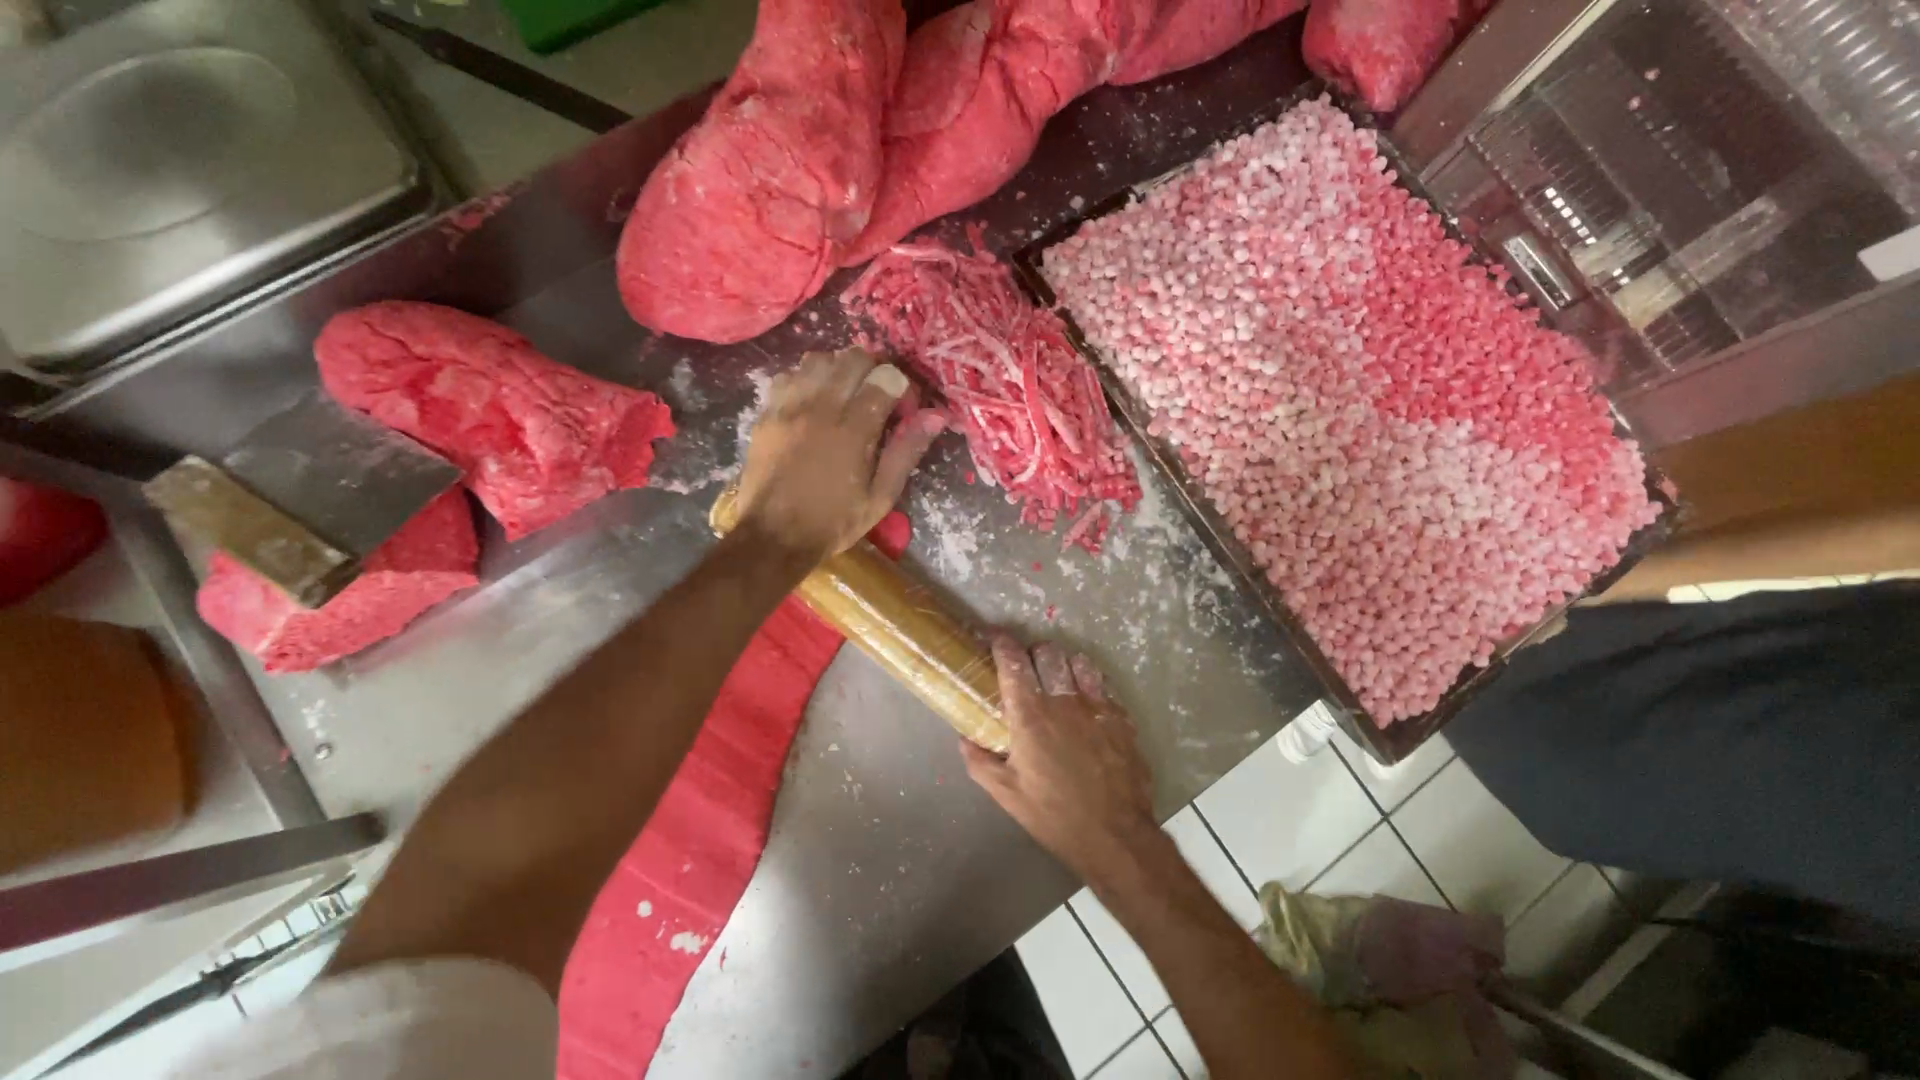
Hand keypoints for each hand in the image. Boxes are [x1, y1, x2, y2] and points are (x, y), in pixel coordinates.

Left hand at [734, 349, 945, 560]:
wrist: (773, 537)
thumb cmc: (833, 522)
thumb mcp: (880, 498)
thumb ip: (906, 452)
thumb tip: (936, 417)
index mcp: (853, 430)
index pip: (885, 377)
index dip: (900, 387)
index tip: (901, 408)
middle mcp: (820, 408)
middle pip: (852, 358)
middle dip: (872, 370)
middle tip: (875, 396)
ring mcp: (789, 407)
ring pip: (818, 359)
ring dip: (837, 370)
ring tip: (843, 395)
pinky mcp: (766, 413)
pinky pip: (788, 375)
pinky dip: (805, 380)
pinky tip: (811, 403)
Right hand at [962, 635, 1168, 887]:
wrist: (1114, 835)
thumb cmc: (1053, 815)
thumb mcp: (1006, 794)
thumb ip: (980, 761)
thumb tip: (964, 738)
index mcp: (1030, 717)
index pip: (1012, 662)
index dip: (1002, 643)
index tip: (995, 638)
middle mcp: (1064, 702)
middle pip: (1048, 653)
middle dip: (1033, 652)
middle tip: (1026, 666)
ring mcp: (1097, 708)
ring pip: (1079, 662)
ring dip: (1064, 664)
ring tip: (1058, 678)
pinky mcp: (1122, 719)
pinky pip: (1104, 687)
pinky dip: (1091, 686)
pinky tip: (1086, 703)